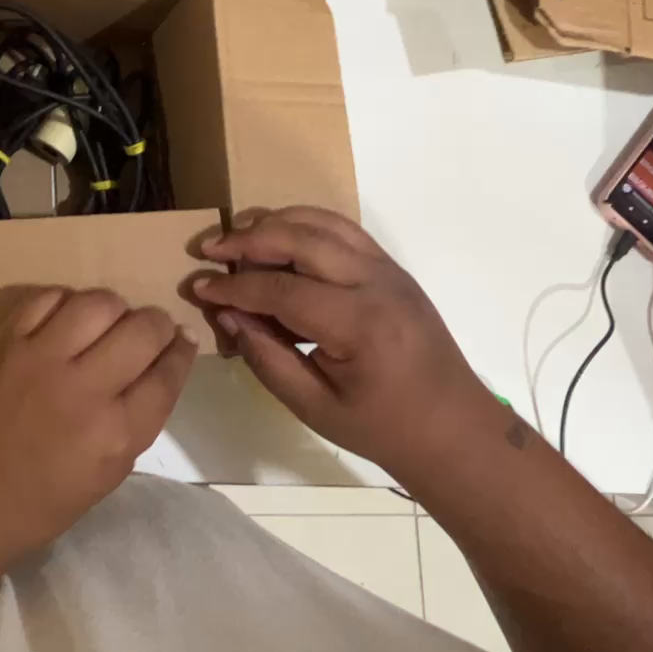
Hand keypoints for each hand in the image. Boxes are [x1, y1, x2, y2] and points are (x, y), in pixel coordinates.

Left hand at [0, 288, 197, 565]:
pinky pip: (49, 298)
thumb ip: (137, 418)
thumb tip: (163, 364)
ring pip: (99, 302)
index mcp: (115, 436)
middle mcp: (83, 392)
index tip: (181, 340)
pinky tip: (66, 320)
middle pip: (143, 329)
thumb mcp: (106, 474)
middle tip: (149, 330)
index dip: (181, 350)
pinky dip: (66, 304)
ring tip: (107, 323)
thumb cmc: (39, 502)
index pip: (167, 373)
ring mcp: (39, 361)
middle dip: (157, 324)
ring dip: (114, 308)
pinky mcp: (3, 344)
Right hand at [193, 207, 497, 473]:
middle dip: (248, 239)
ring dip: (275, 222)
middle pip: (301, 238)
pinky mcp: (391, 267)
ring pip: (322, 222)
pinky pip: (341, 229)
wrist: (454, 429)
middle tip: (210, 248)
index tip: (197, 287)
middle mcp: (376, 283)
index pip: (280, 289)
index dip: (233, 287)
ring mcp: (388, 269)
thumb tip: (226, 314)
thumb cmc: (382, 428)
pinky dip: (303, 224)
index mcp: (359, 324)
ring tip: (237, 235)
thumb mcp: (313, 406)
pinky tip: (277, 238)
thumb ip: (266, 356)